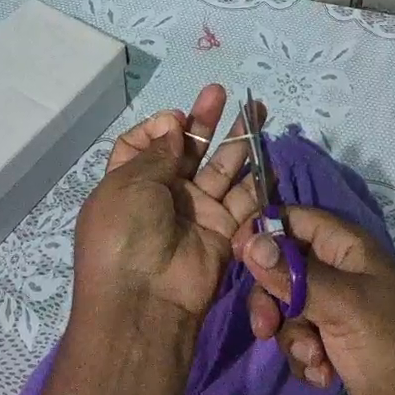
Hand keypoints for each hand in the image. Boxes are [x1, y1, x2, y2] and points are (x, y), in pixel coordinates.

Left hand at [72, 85, 265, 320]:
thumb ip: (157, 152)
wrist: (145, 301)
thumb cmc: (125, 234)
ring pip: (220, 168)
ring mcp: (195, 212)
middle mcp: (163, 194)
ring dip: (238, 140)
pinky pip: (244, 200)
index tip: (176, 118)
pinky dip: (258, 180)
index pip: (144, 145)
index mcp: (129, 183)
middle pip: (187, 150)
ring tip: (256, 109)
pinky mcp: (223, 231)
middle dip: (204, 120)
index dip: (159, 127)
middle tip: (221, 92)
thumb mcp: (128, 185)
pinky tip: (270, 157)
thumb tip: (172, 123)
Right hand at [235, 205, 394, 394]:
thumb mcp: (344, 307)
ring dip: (293, 337)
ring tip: (315, 359)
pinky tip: (324, 375)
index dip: (263, 231)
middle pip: (281, 267)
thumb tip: (250, 241)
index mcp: (347, 246)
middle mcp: (338, 270)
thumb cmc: (392, 346)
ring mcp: (334, 305)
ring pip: (286, 307)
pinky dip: (304, 357)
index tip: (237, 254)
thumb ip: (295, 276)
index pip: (294, 219)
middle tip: (266, 327)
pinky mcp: (330, 339)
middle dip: (272, 299)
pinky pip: (297, 337)